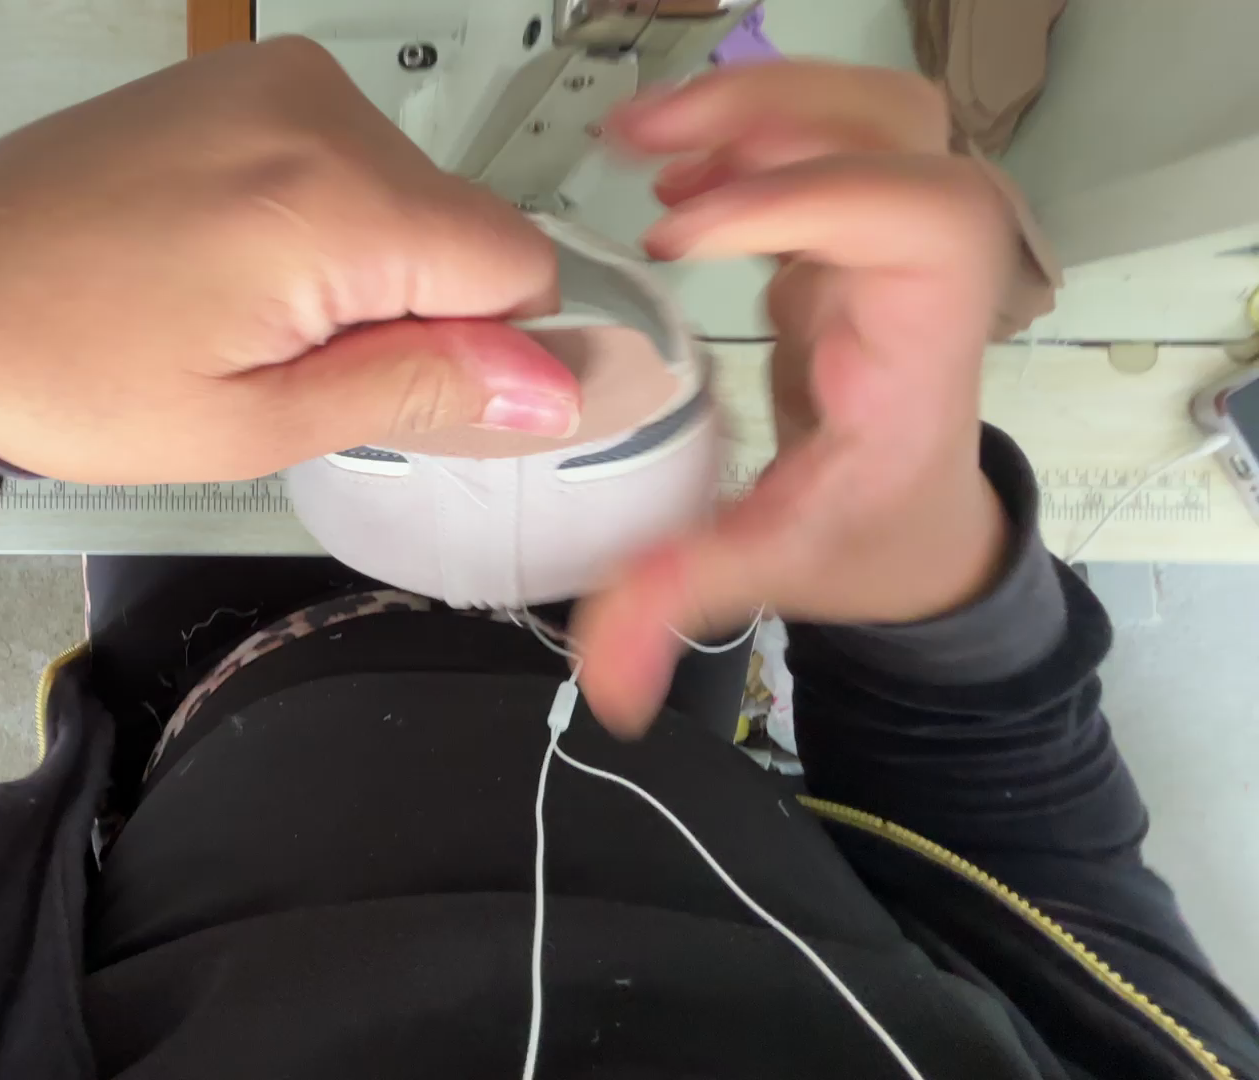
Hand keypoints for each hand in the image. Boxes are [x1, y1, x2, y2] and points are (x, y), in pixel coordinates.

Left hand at [0, 37, 580, 484]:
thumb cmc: (83, 386)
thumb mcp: (258, 425)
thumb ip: (417, 389)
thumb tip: (552, 390)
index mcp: (335, 202)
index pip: (519, 263)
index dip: (492, 347)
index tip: (409, 392)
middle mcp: (324, 106)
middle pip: (467, 227)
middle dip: (423, 313)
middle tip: (304, 369)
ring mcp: (278, 77)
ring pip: (410, 198)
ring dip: (371, 275)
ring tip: (254, 321)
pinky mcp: (239, 79)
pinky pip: (349, 164)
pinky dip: (330, 230)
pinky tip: (239, 265)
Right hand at [573, 63, 1025, 730]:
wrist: (913, 529)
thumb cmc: (853, 543)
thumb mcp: (759, 575)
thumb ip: (675, 617)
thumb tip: (600, 681)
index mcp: (907, 357)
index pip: (915, 225)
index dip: (803, 201)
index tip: (677, 228)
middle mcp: (905, 288)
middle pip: (895, 136)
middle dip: (768, 115)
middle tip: (645, 145)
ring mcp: (873, 261)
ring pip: (864, 122)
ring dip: (755, 107)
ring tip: (646, 134)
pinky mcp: (835, 256)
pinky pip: (817, 158)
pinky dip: (745, 137)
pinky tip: (672, 164)